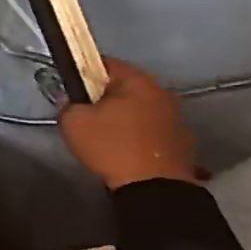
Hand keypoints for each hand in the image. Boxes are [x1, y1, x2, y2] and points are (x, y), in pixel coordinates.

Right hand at [58, 58, 196, 189]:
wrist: (154, 186)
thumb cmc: (111, 146)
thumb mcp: (74, 123)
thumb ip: (68, 104)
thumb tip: (71, 99)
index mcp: (137, 81)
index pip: (106, 63)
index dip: (85, 71)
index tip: (72, 86)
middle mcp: (162, 92)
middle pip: (126, 85)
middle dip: (105, 94)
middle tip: (85, 111)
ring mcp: (176, 116)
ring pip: (141, 107)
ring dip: (124, 114)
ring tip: (106, 132)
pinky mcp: (182, 139)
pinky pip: (152, 127)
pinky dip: (138, 132)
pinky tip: (125, 147)